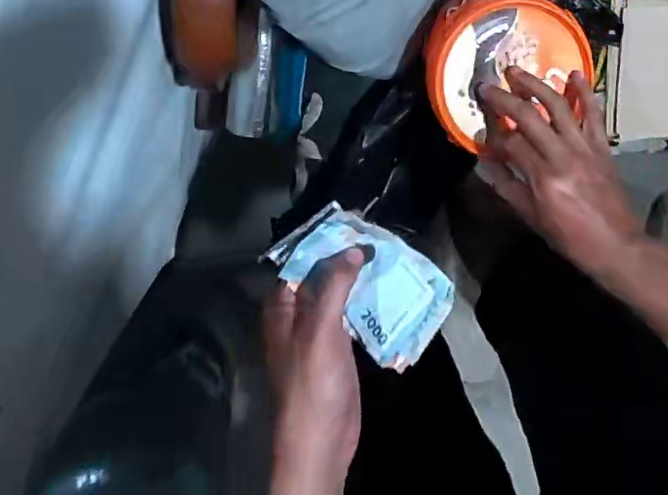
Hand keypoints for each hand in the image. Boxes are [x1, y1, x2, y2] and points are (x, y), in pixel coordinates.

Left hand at [263, 248, 363, 494]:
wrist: (321, 444)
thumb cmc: (312, 384)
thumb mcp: (321, 329)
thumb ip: (335, 285)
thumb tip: (354, 248)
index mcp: (282, 305)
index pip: (301, 259)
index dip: (324, 240)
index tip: (353, 222)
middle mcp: (296, 312)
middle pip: (321, 273)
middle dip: (345, 256)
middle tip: (376, 237)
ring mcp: (317, 330)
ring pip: (337, 292)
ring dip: (357, 277)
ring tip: (386, 256)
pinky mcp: (336, 347)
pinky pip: (350, 314)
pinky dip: (364, 301)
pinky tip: (386, 289)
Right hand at [477, 68, 641, 280]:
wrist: (619, 246)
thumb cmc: (572, 237)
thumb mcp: (533, 218)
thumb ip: (508, 187)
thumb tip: (487, 164)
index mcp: (543, 177)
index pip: (510, 142)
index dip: (493, 133)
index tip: (482, 127)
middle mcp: (563, 155)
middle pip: (528, 116)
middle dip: (504, 98)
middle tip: (487, 86)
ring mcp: (584, 147)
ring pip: (558, 106)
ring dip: (535, 84)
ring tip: (517, 71)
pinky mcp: (601, 146)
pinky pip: (593, 114)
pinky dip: (584, 91)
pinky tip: (573, 73)